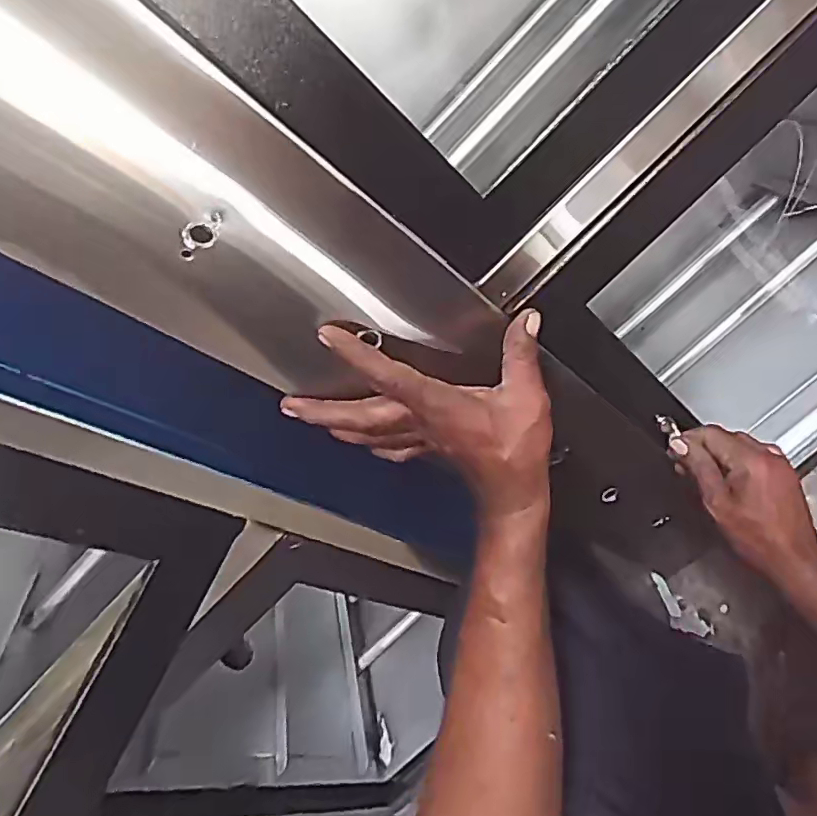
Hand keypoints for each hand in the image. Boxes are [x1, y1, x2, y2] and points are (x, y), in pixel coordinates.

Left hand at [281, 310, 552, 524]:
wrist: (515, 493)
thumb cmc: (515, 452)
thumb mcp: (525, 396)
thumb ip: (520, 354)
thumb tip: (525, 322)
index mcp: (435, 404)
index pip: (386, 374)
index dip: (356, 354)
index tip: (329, 337)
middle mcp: (421, 422)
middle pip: (360, 415)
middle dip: (322, 410)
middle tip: (290, 405)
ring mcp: (422, 439)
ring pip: (368, 432)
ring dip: (336, 425)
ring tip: (311, 419)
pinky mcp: (430, 449)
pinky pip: (390, 445)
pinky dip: (370, 441)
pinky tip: (366, 442)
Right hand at [672, 426, 816, 594]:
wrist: (794, 561)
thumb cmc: (761, 541)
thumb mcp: (718, 504)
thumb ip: (698, 467)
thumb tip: (681, 445)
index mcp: (751, 459)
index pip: (710, 433)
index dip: (687, 440)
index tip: (675, 450)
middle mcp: (768, 455)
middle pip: (725, 436)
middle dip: (703, 448)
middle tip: (686, 466)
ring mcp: (779, 463)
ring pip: (739, 445)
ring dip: (720, 455)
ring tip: (707, 478)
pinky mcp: (784, 473)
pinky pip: (754, 456)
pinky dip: (738, 463)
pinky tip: (730, 483)